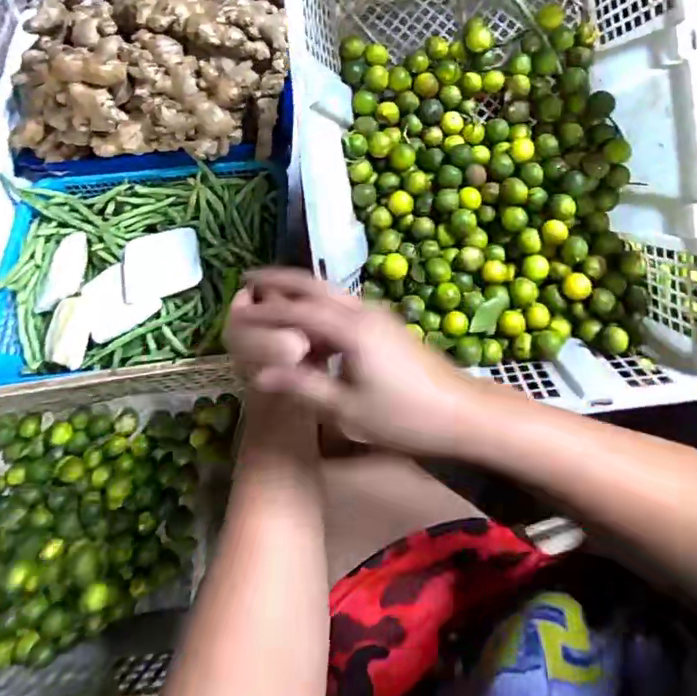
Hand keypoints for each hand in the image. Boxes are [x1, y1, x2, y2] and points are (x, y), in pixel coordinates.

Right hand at [223, 268, 496, 457]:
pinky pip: (343, 305)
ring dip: (300, 289)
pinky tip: (309, 324)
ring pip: (330, 292)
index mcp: (351, 329)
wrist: (461, 411)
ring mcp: (378, 315)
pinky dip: (318, 304)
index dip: (263, 310)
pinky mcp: (386, 325)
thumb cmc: (405, 417)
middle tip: (248, 279)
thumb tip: (260, 375)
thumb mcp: (348, 411)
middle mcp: (363, 311)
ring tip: (271, 296)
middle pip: (314, 285)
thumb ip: (304, 387)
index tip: (234, 309)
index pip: (296, 311)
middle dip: (280, 280)